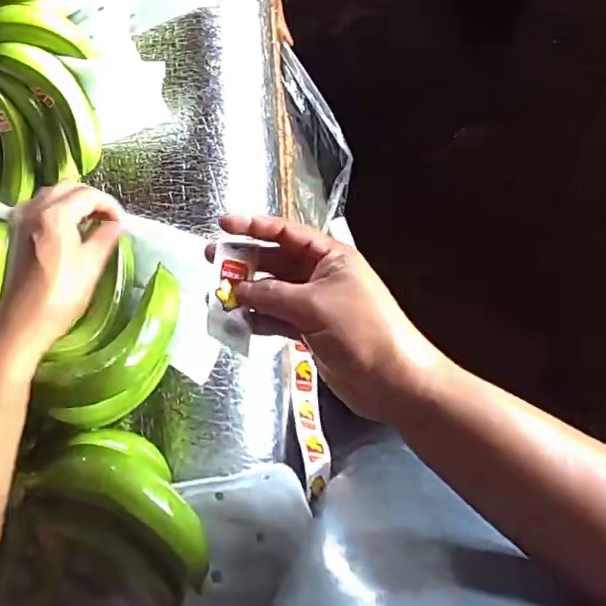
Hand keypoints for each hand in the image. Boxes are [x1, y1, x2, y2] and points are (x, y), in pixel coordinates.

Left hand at [0, 184, 124, 359]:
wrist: (21, 323)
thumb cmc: (59, 295)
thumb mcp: (91, 264)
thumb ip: (106, 237)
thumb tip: (117, 224)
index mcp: (55, 214)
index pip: (89, 195)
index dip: (109, 204)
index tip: (121, 221)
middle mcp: (35, 209)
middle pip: (69, 187)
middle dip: (91, 198)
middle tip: (108, 218)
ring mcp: (22, 219)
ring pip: (53, 194)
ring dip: (74, 201)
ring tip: (91, 221)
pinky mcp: (16, 232)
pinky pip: (39, 206)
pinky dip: (57, 208)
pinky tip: (68, 227)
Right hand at [215, 214, 448, 423]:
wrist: (394, 381)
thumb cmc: (360, 329)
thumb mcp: (313, 304)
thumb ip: (271, 294)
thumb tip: (236, 289)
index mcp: (329, 255)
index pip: (285, 232)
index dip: (254, 226)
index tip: (223, 224)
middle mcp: (320, 275)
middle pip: (275, 261)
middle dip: (244, 261)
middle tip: (211, 261)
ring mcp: (314, 304)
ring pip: (272, 291)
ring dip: (248, 294)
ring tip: (217, 296)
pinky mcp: (310, 330)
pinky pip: (276, 318)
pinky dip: (258, 319)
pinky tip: (237, 322)